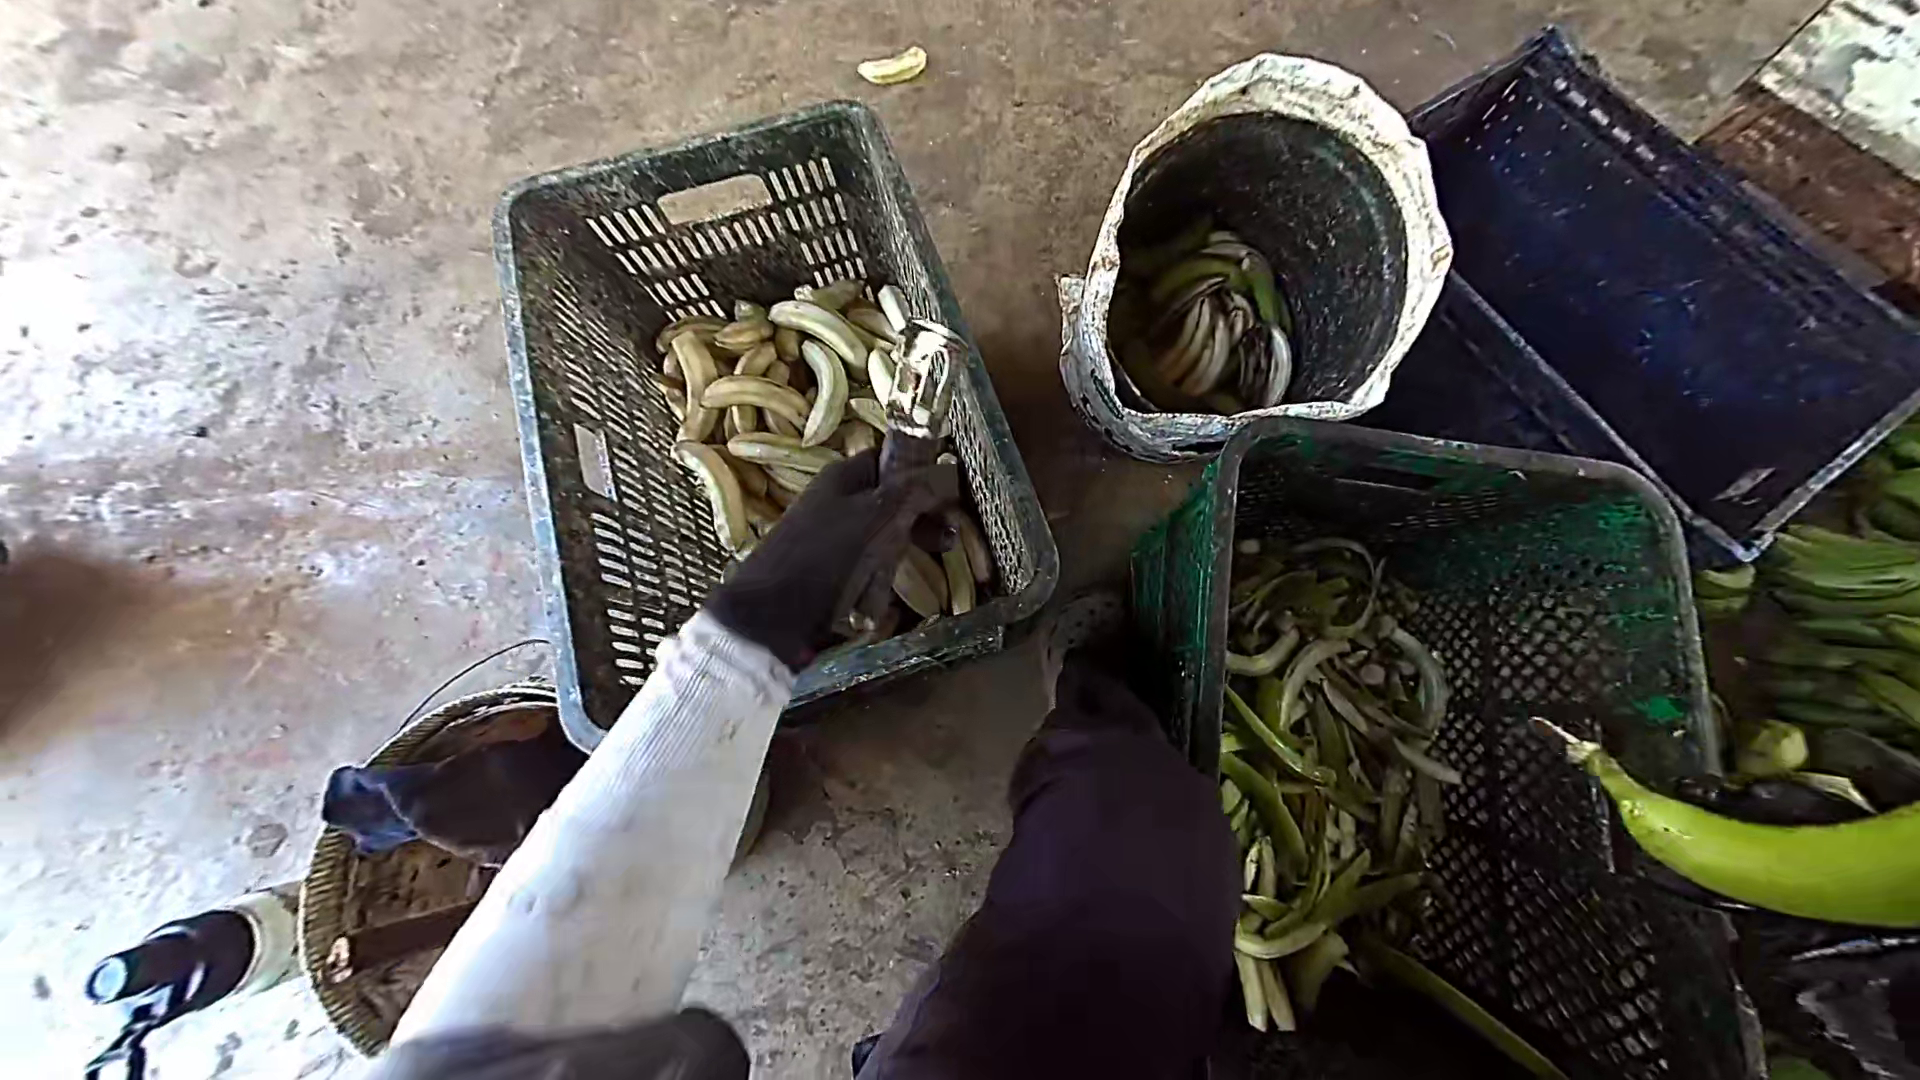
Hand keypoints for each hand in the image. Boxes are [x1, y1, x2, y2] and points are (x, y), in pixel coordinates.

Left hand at [705, 449, 957, 670]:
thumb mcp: (877, 516)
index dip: (924, 471)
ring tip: (933, 557)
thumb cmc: (824, 557)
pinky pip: (868, 565)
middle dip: (923, 514)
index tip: (953, 493)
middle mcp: (837, 502)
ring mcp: (832, 538)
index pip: (892, 459)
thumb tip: (949, 470)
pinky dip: (883, 574)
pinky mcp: (830, 572)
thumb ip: (915, 490)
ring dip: (908, 544)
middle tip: (950, 533)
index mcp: (844, 478)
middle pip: (893, 498)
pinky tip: (891, 590)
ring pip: (884, 533)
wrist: (768, 618)